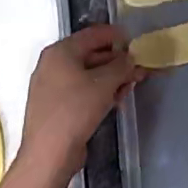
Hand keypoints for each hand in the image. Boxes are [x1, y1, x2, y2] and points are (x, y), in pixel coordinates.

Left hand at [19, 24, 142, 175]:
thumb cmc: (75, 110)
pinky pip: (81, 90)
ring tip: (131, 84)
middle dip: (116, 61)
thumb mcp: (105, 83)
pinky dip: (99, 91)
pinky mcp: (55, 106)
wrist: (49, 153)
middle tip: (138, 67)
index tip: (134, 41)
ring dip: (111, 78)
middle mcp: (52, 64)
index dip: (116, 35)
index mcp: (60, 51)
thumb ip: (122, 65)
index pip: (92, 34)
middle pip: (90, 54)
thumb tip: (130, 58)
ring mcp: (51, 86)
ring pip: (87, 74)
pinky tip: (116, 99)